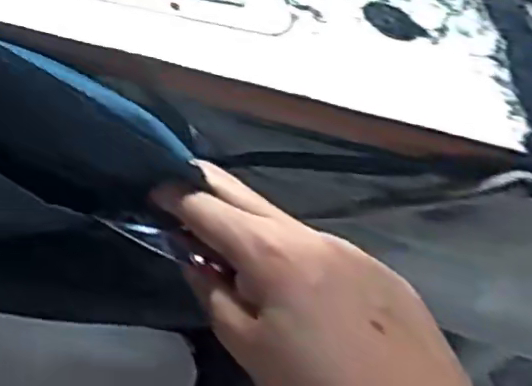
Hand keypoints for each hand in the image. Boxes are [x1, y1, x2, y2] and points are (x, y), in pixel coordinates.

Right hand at [153, 162, 466, 385]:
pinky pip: (318, 246)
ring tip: (238, 261)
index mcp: (268, 249)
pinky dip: (291, 252)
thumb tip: (192, 255)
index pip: (197, 199)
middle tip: (174, 204)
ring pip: (276, 218)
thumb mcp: (245, 345)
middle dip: (197, 188)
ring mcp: (351, 249)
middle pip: (234, 188)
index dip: (165, 195)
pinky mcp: (385, 272)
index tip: (146, 199)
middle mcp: (307, 233)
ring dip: (246, 227)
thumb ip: (207, 287)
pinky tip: (298, 290)